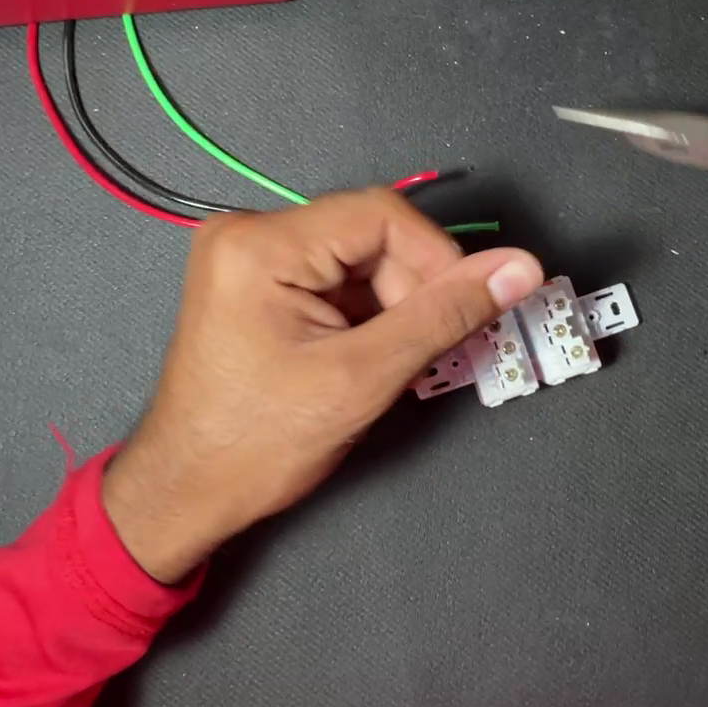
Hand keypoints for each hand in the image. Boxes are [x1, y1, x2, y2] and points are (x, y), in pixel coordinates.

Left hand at [103, 189, 543, 581]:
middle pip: (370, 235)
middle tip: (424, 351)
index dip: (438, 257)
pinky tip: (368, 354)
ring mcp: (249, 255)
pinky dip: (367, 313)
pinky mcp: (257, 280)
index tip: (467, 309)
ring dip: (393, 306)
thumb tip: (521, 266)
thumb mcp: (363, 378)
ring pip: (359, 259)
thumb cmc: (261, 444)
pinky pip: (335, 278)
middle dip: (412, 290)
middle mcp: (249, 231)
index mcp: (261, 243)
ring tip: (389, 362)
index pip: (381, 214)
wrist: (186, 492)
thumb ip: (445, 315)